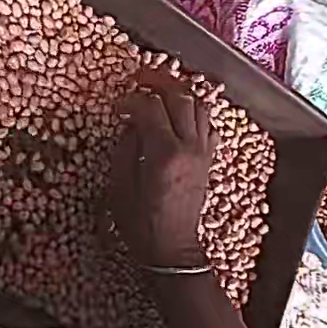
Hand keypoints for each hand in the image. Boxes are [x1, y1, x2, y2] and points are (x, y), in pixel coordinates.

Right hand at [109, 67, 212, 267]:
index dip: (131, 99)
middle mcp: (189, 147)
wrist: (172, 248)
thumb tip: (131, 122)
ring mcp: (203, 152)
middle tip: (139, 80)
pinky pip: (207, 123)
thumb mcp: (121, 185)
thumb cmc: (140, 222)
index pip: (150, 107)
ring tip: (159, 90)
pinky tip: (178, 114)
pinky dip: (193, 111)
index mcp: (164, 154)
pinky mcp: (208, 159)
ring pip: (199, 105)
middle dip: (158, 82)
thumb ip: (126, 148)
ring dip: (179, 92)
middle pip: (180, 96)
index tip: (118, 105)